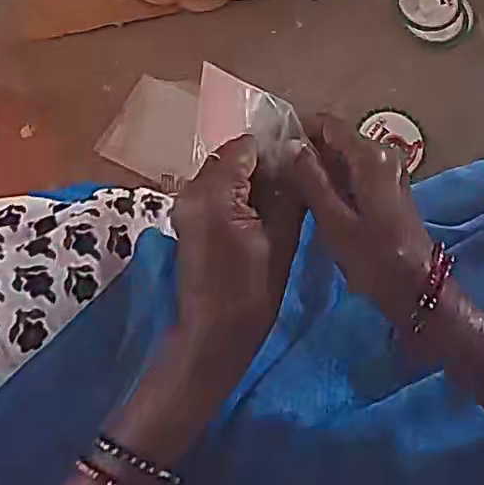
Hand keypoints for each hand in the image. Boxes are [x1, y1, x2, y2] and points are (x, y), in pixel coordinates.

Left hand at [170, 136, 304, 366]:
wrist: (212, 338)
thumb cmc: (250, 292)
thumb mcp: (282, 238)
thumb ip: (289, 190)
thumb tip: (298, 157)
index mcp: (213, 193)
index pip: (245, 146)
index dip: (274, 151)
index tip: (298, 166)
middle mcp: (191, 191)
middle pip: (232, 157)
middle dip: (262, 165)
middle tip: (292, 184)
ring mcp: (185, 205)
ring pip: (224, 173)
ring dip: (250, 180)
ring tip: (279, 201)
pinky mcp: (187, 219)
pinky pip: (215, 190)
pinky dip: (237, 194)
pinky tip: (259, 215)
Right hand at [287, 115, 437, 324]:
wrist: (416, 288)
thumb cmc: (373, 257)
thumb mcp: (334, 220)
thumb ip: (311, 179)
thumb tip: (290, 143)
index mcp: (370, 156)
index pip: (330, 124)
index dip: (301, 128)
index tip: (275, 142)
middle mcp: (383, 154)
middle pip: (338, 138)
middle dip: (308, 149)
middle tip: (278, 168)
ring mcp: (390, 169)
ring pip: (346, 155)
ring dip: (321, 165)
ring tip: (290, 182)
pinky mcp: (390, 186)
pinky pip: (357, 170)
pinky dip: (337, 177)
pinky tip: (317, 196)